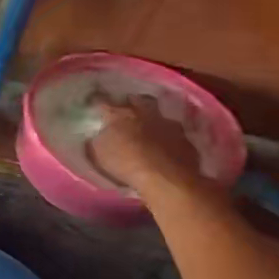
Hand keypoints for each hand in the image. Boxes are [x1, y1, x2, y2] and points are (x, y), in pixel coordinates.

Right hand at [88, 95, 202, 191]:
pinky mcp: (185, 138)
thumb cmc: (126, 164)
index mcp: (119, 114)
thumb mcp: (99, 154)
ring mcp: (167, 124)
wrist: (166, 178)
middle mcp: (144, 113)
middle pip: (136, 99)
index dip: (97, 101)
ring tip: (148, 128)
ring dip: (152, 119)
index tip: (93, 102)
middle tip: (125, 111)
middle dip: (130, 102)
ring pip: (158, 114)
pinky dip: (168, 136)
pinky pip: (174, 133)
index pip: (102, 100)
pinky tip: (166, 146)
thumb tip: (98, 134)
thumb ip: (97, 140)